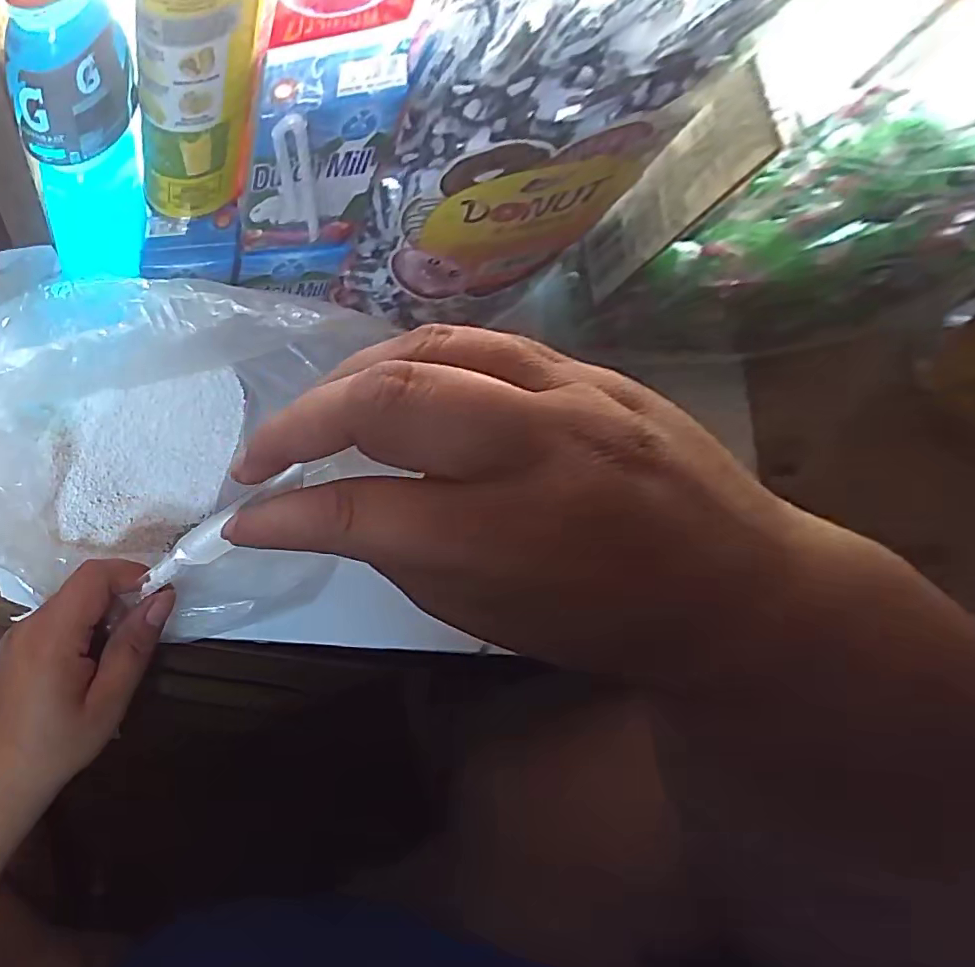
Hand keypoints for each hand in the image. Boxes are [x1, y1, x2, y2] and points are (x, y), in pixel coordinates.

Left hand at [0, 560, 174, 807]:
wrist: (2, 775)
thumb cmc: (58, 745)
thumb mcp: (107, 701)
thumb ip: (133, 646)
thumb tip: (162, 599)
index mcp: (51, 633)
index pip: (93, 575)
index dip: (131, 574)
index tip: (160, 595)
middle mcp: (29, 623)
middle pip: (80, 587)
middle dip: (119, 598)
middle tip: (142, 636)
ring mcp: (17, 632)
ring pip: (68, 603)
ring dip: (99, 616)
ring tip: (112, 661)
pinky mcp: (13, 645)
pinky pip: (53, 620)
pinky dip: (79, 628)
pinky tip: (85, 668)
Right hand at [225, 324, 818, 684]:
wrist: (736, 589)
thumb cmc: (587, 617)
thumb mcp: (469, 607)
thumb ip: (385, 547)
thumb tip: (309, 511)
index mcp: (505, 534)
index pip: (360, 509)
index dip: (283, 515)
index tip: (237, 523)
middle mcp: (535, 449)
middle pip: (386, 400)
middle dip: (296, 425)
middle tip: (255, 459)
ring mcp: (567, 393)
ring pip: (423, 351)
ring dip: (340, 382)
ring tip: (307, 418)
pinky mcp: (582, 368)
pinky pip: (469, 341)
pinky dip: (399, 361)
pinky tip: (375, 386)